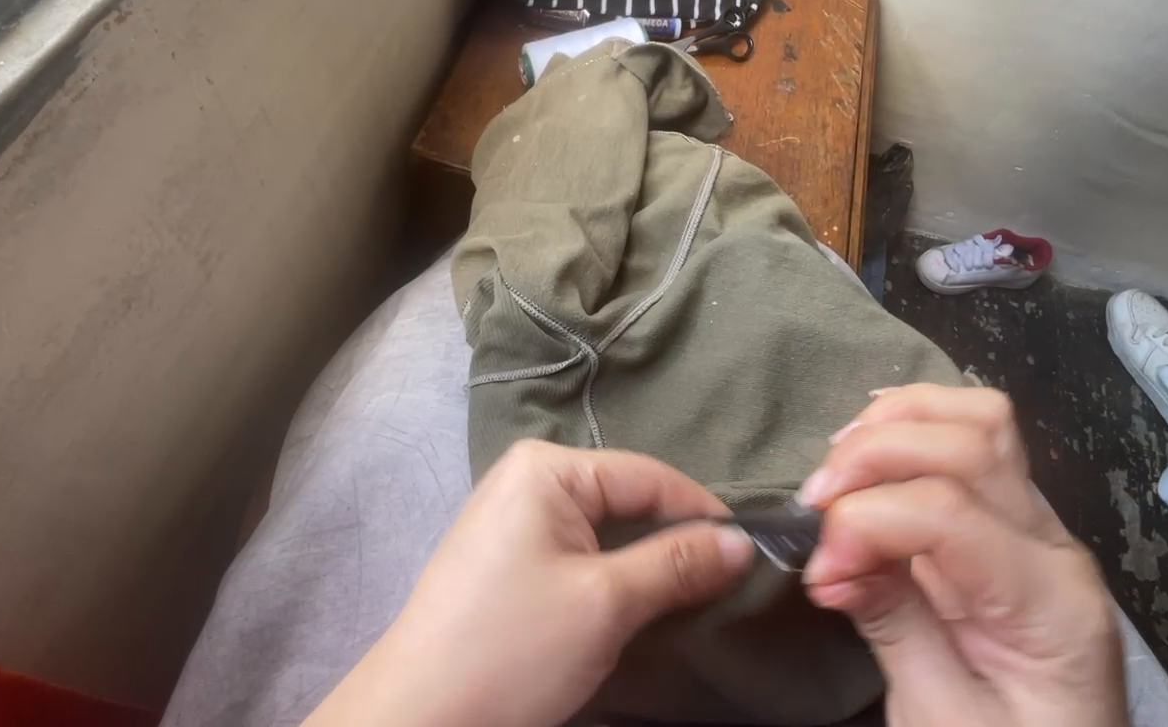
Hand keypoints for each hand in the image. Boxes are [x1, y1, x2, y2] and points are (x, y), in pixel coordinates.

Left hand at [304, 440, 756, 726]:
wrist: (417, 718)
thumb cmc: (514, 647)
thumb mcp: (606, 603)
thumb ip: (677, 564)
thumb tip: (743, 542)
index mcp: (546, 465)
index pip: (646, 475)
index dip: (701, 511)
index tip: (750, 549)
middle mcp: (528, 474)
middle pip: (624, 497)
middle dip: (673, 536)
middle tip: (726, 575)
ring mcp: (513, 514)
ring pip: (603, 525)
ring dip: (645, 558)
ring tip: (689, 589)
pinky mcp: (507, 554)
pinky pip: (577, 546)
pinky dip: (612, 570)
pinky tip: (635, 596)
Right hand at [798, 385, 1125, 726]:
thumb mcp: (941, 718)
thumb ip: (891, 623)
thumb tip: (826, 556)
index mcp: (1051, 606)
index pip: (948, 512)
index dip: (865, 521)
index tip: (818, 571)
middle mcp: (1054, 546)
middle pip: (969, 444)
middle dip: (872, 456)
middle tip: (814, 505)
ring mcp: (1036, 524)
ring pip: (980, 417)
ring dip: (894, 422)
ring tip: (837, 462)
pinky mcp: (1006, 517)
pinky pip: (971, 434)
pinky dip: (911, 421)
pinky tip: (867, 441)